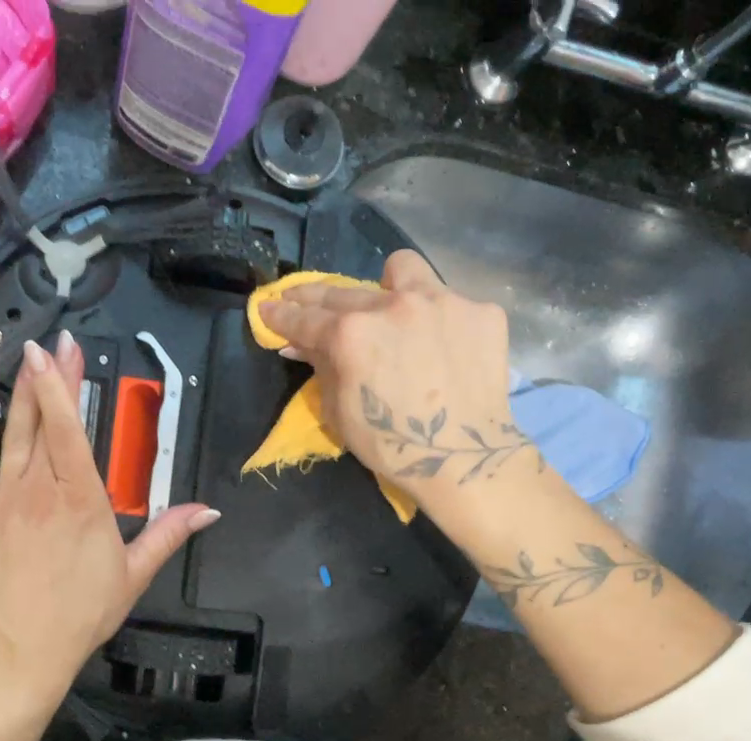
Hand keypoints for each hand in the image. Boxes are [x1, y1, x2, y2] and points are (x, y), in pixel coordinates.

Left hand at [0, 332, 219, 700]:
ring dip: (17, 399)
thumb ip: (168, 534)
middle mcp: (40, 490)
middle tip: (48, 346)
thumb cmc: (80, 613)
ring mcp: (4, 500)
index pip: (71, 429)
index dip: (63, 385)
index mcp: (82, 500)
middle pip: (43, 424)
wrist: (20, 648)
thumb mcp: (133, 575)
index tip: (59, 350)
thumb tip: (209, 510)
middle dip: (46, 381)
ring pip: (11, 438)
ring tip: (21, 364)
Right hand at [258, 251, 529, 501]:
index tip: (269, 308)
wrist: (465, 458)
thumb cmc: (391, 445)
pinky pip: (447, 300)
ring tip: (391, 310)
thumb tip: (299, 344)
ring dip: (387, 286)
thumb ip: (320, 367)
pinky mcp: (481, 311)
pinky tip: (440, 345)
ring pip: (402, 270)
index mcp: (350, 335)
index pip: (304, 317)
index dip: (281, 314)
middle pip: (342, 291)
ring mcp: (442, 302)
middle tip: (305, 302)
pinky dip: (436, 319)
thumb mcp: (339, 410)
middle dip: (316, 298)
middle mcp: (393, 305)